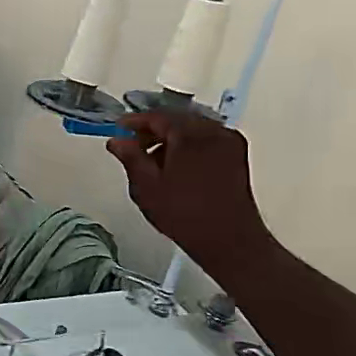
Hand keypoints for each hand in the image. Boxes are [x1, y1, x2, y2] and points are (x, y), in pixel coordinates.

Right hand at [106, 109, 276, 277]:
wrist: (228, 239)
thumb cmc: (183, 213)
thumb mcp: (146, 186)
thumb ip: (130, 158)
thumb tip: (117, 141)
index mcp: (190, 134)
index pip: (158, 117)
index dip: (136, 121)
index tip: (120, 127)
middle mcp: (213, 130)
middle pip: (178, 119)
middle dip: (154, 129)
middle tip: (134, 144)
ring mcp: (229, 142)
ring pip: (193, 128)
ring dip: (172, 137)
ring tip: (154, 159)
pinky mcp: (237, 155)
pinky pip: (208, 138)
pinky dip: (189, 144)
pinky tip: (177, 164)